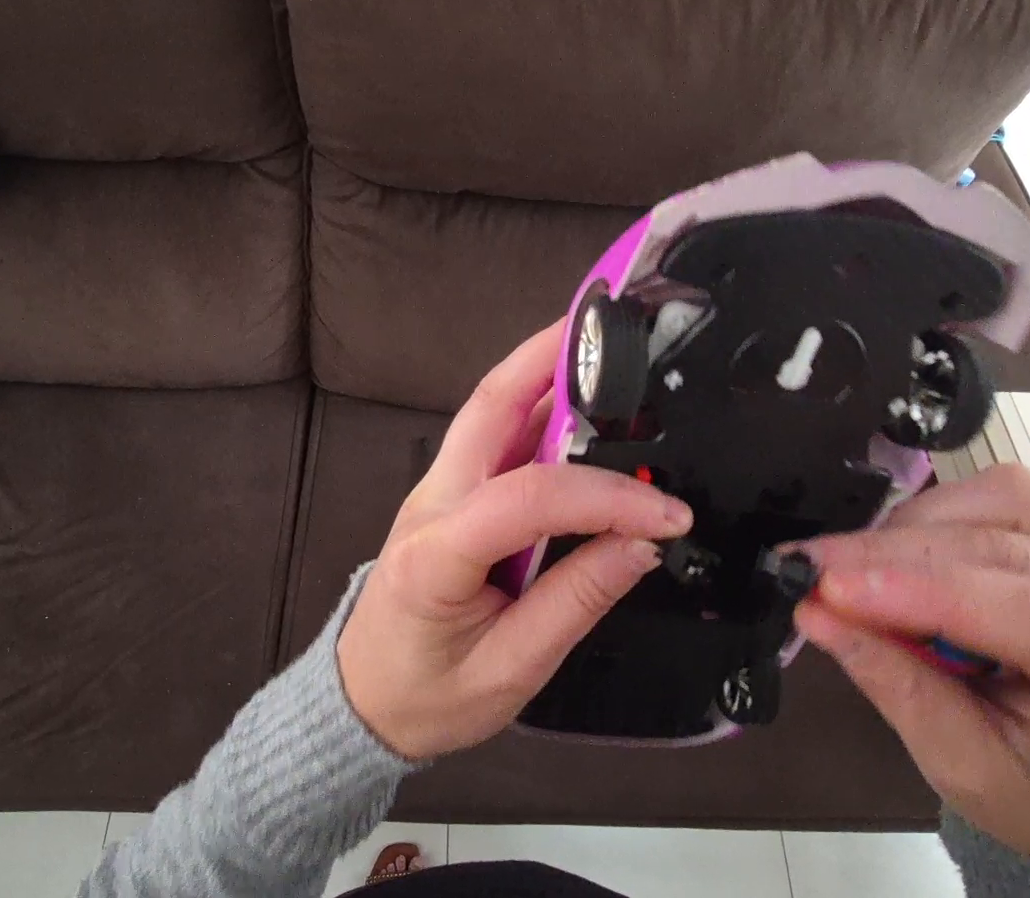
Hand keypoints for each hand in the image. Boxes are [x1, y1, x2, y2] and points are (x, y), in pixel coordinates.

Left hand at [337, 321, 692, 760]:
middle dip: (548, 358)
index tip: (666, 512)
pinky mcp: (449, 494)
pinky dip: (539, 411)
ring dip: (545, 375)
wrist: (362, 698)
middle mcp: (431, 500)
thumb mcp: (510, 669)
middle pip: (490, 406)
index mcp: (437, 552)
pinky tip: (581, 409)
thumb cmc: (427, 695)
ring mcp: (435, 490)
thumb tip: (642, 543)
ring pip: (491, 411)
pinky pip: (495, 438)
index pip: (529, 497)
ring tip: (605, 355)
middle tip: (609, 331)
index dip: (605, 496)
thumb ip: (576, 601)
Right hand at [794, 465, 1029, 887]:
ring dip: (914, 529)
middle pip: (1022, 552)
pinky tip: (900, 559)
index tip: (835, 588)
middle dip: (900, 555)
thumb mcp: (970, 774)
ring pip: (1012, 504)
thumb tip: (818, 614)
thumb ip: (901, 692)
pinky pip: (1005, 498)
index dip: (937, 593)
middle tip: (809, 568)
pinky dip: (933, 517)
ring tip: (854, 571)